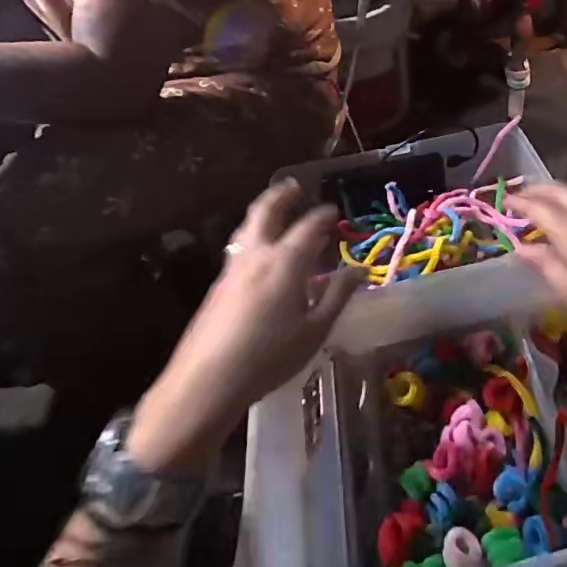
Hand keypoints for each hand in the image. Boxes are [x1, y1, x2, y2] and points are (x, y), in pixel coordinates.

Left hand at [126, 179, 360, 473]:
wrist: (207, 380)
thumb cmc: (270, 356)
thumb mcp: (315, 330)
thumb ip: (337, 295)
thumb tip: (359, 270)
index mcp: (285, 262)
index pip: (308, 227)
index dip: (323, 215)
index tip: (333, 210)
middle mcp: (256, 255)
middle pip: (266, 211)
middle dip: (282, 195)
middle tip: (294, 186)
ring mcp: (232, 269)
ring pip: (247, 228)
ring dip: (264, 212)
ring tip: (275, 211)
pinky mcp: (217, 285)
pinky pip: (239, 247)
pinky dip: (253, 235)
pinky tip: (259, 253)